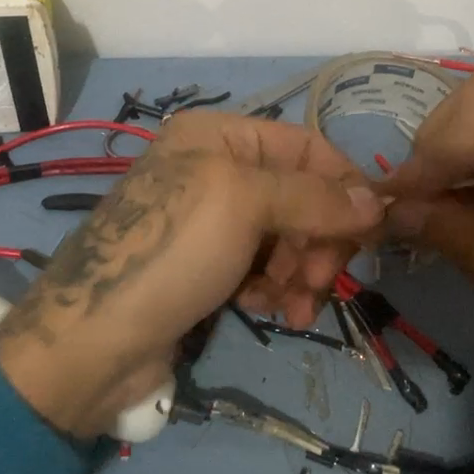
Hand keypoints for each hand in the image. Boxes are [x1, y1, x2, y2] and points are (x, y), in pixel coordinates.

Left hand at [0, 112, 381, 437]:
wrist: (97, 338)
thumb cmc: (171, 251)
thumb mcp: (242, 203)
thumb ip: (313, 197)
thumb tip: (377, 201)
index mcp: (216, 135)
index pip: (303, 146)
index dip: (342, 185)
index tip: (370, 233)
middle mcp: (212, 170)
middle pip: (298, 195)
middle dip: (318, 238)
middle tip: (321, 281)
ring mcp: (208, 223)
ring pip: (283, 237)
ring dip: (300, 272)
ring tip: (295, 307)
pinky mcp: (205, 269)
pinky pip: (260, 269)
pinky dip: (274, 289)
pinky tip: (270, 311)